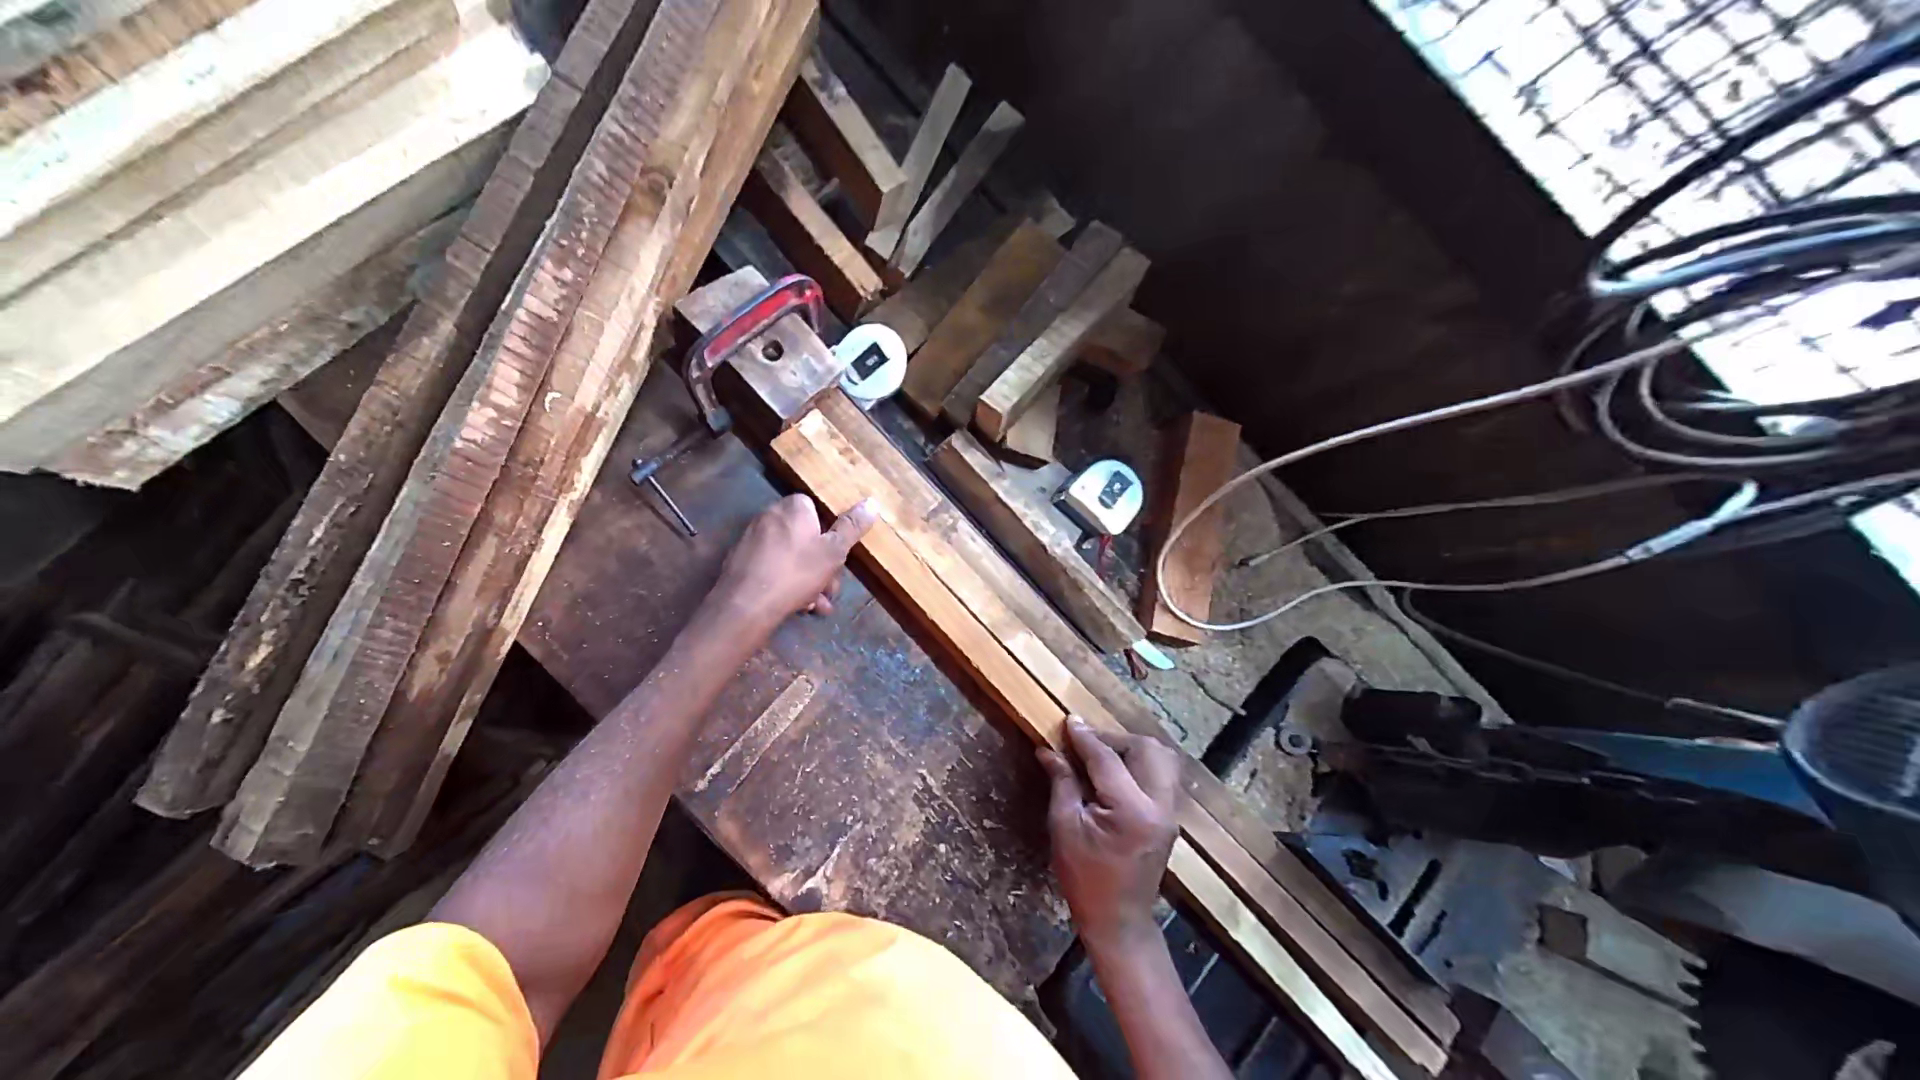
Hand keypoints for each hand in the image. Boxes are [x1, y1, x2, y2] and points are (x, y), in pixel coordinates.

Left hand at [708, 494, 876, 626]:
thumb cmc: (796, 572)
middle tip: (830, 590)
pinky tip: (798, 606)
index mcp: (793, 507)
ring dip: (809, 580)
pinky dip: (787, 583)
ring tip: (817, 605)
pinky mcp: (742, 561)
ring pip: (791, 556)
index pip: (817, 509)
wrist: (746, 605)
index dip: (831, 534)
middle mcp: (770, 516)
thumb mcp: (834, 551)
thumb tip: (872, 503)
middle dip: (822, 566)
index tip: (839, 558)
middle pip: (806, 537)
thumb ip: (852, 527)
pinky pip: (773, 568)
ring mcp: (753, 539)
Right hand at [1038, 718, 1181, 949]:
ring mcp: (1170, 812)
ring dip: (1131, 748)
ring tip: (1101, 756)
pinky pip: (1162, 775)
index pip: (1107, 758)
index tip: (1068, 721)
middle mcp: (1160, 806)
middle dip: (1113, 739)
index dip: (1085, 737)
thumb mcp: (1063, 827)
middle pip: (1145, 748)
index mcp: (1132, 810)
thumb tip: (1049, 750)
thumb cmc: (1085, 878)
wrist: (1118, 921)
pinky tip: (1115, 773)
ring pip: (1161, 758)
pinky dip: (1140, 763)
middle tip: (1084, 743)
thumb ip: (1062, 782)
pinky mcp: (1170, 817)